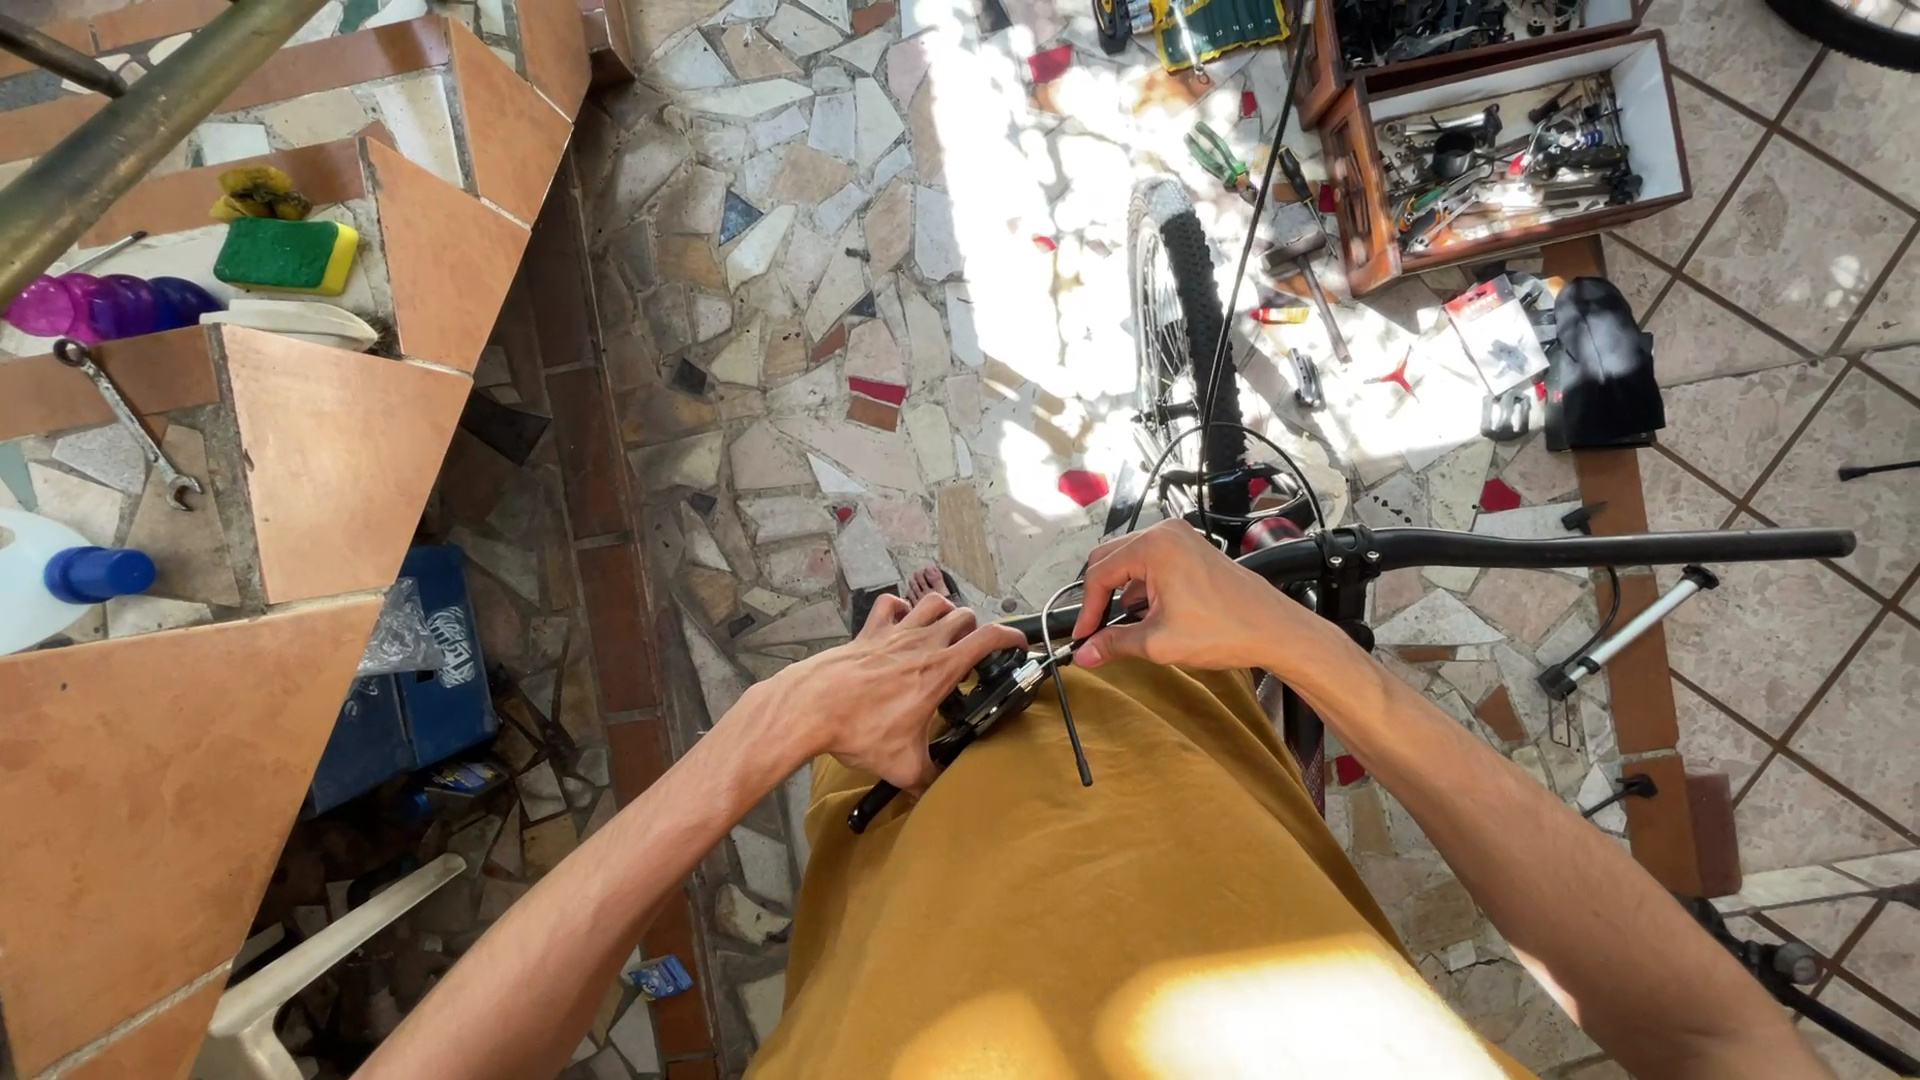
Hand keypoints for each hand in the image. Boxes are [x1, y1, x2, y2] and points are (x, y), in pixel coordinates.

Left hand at [769, 592, 1025, 793]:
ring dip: (944, 611)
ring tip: (944, 631)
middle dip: (975, 629)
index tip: (1018, 645)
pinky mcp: (868, 632)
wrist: (812, 707)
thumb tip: (937, 791)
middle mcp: (922, 643)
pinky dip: (900, 607)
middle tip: (972, 652)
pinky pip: (890, 604)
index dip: (1010, 638)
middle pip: (963, 615)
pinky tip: (901, 622)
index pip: (988, 639)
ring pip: (932, 601)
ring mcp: (894, 633)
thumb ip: (929, 779)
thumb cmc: (859, 729)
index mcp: (940, 670)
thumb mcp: (903, 766)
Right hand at [1070, 519, 1330, 671]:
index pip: (1100, 574)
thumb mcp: (1158, 642)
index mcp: (1153, 547)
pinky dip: (1139, 583)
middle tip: (1095, 628)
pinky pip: (1150, 559)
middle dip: (1099, 595)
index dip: (1087, 608)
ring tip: (1119, 623)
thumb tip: (1084, 654)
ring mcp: (1180, 537)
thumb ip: (1114, 643)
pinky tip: (1143, 611)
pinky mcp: (1191, 548)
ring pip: (1129, 558)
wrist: (1274, 630)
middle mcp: (1165, 533)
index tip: (1083, 635)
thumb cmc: (1225, 630)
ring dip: (1119, 589)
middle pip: (1109, 558)